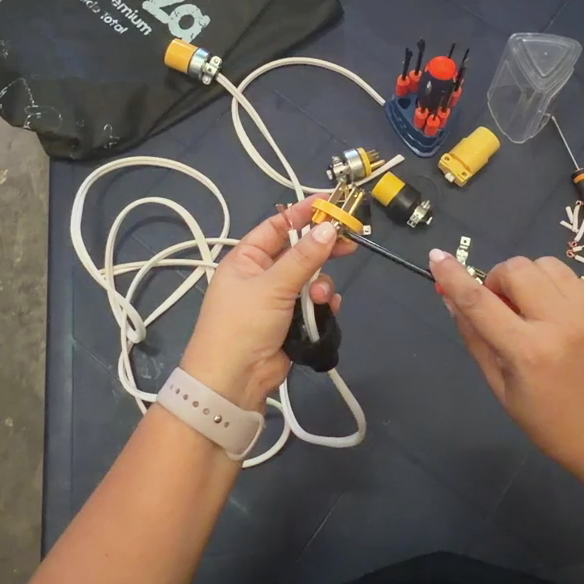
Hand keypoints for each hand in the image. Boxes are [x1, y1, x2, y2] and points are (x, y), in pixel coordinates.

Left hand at [181, 203, 354, 409]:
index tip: (335, 202)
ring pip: (311, 279)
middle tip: (351, 242)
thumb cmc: (242, 325)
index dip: (306, 212)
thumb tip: (329, 228)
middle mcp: (261, 273)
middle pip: (299, 251)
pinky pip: (314, 304)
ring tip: (322, 299)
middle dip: (322, 250)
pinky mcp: (291, 322)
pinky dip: (323, 306)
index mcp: (246, 257)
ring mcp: (276, 299)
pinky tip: (327, 311)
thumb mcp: (272, 286)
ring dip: (321, 286)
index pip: (279, 224)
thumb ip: (304, 258)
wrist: (233, 382)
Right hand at [429, 251, 583, 479]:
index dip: (454, 276)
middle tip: (502, 306)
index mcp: (529, 351)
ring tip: (531, 307)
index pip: (480, 302)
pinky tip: (556, 314)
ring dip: (528, 278)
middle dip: (500, 280)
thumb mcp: (501, 386)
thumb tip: (449, 297)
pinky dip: (554, 287)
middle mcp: (561, 324)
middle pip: (517, 269)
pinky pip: (571, 277)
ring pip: (546, 264)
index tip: (436, 256)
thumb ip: (475, 337)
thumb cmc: (548, 420)